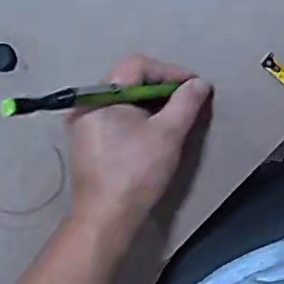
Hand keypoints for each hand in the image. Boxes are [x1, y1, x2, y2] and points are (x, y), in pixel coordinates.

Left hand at [65, 55, 212, 236]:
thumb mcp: (168, 134)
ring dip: (152, 104)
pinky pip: (116, 118)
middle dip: (163, 87)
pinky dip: (139, 118)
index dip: (170, 71)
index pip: (138, 65)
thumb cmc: (136, 172)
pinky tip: (154, 135)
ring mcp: (83, 124)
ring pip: (124, 100)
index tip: (194, 87)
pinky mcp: (87, 143)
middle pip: (129, 80)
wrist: (106, 218)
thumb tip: (199, 83)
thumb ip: (186, 103)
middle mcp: (86, 104)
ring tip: (175, 119)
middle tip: (188, 102)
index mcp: (101, 96)